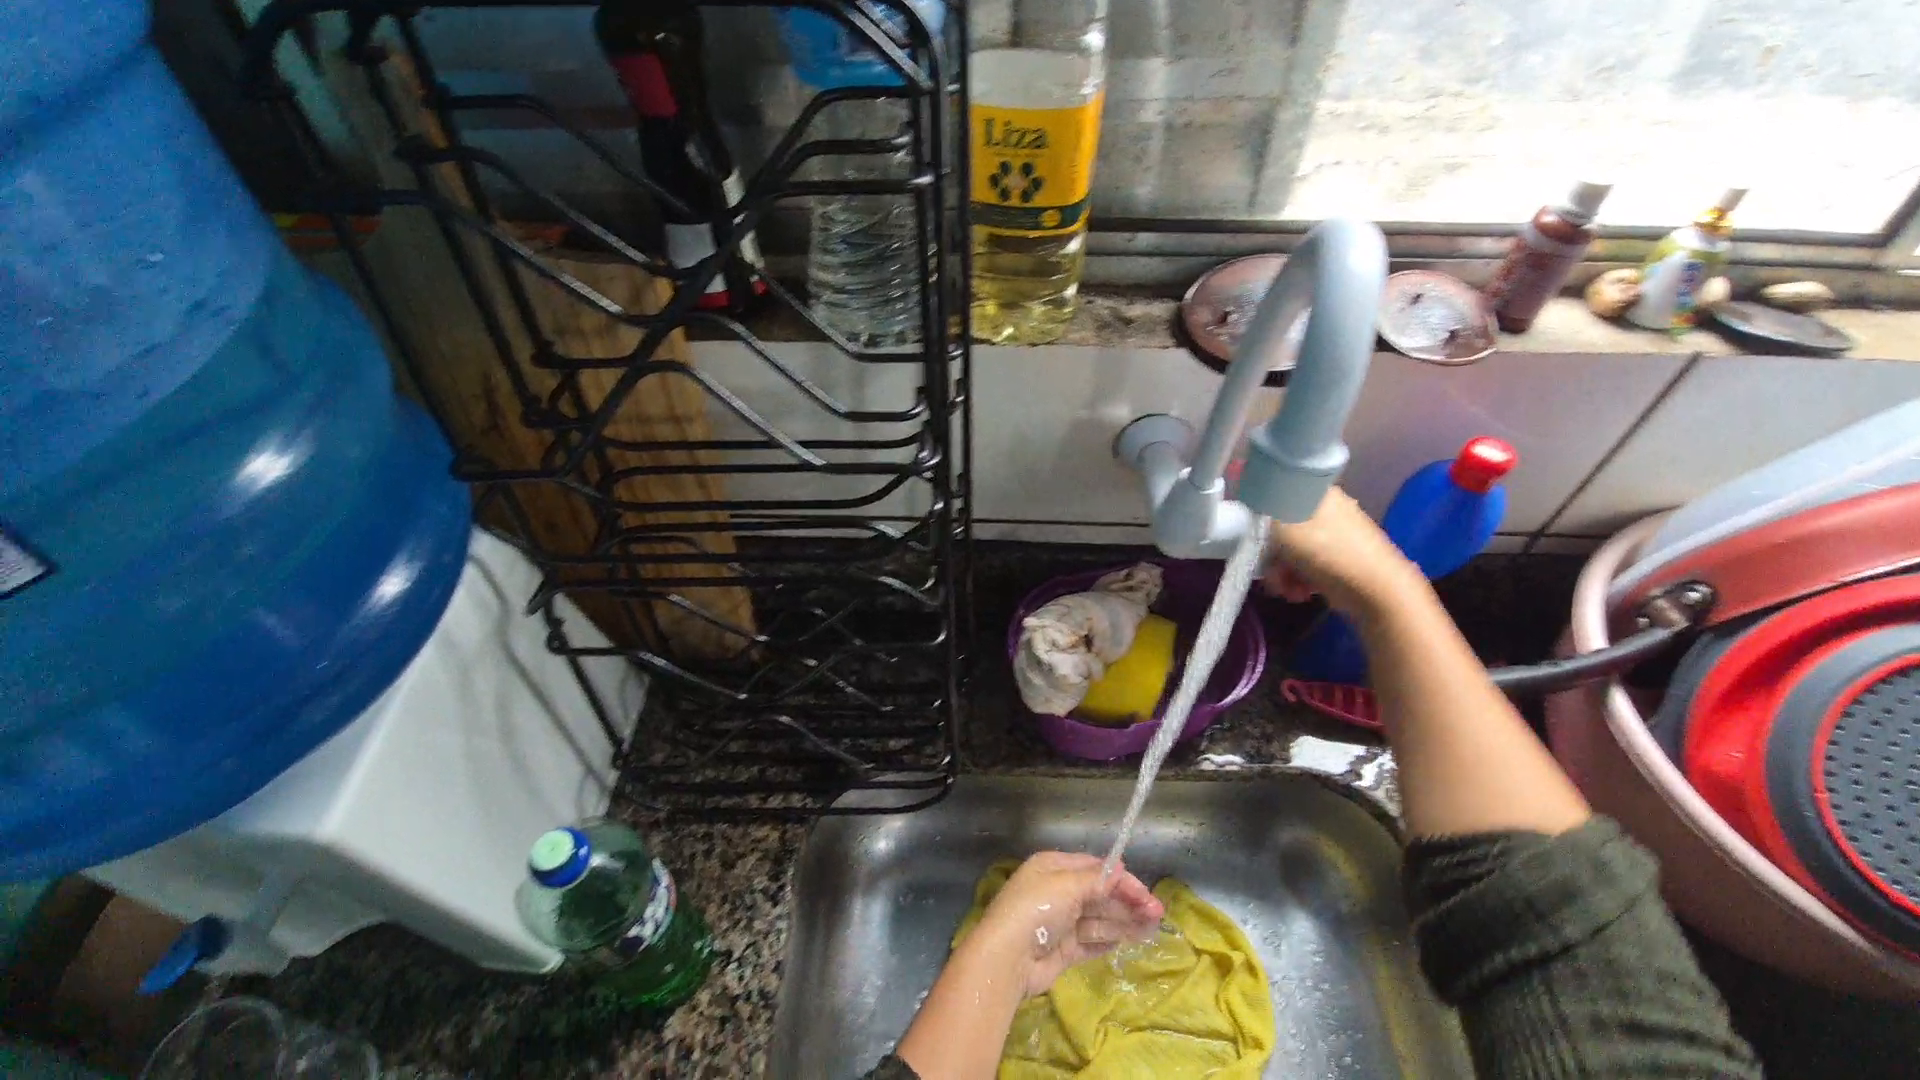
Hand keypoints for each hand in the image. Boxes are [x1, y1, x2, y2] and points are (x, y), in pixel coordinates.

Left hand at [964, 852, 1164, 997]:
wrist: (1007, 958)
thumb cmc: (1036, 910)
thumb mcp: (1066, 886)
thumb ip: (1096, 880)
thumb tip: (1120, 868)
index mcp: (1053, 868)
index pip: (1095, 869)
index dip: (1121, 880)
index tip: (1145, 893)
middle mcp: (1057, 892)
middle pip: (1099, 894)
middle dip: (1127, 902)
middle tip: (1157, 913)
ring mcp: (1060, 922)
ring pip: (1099, 918)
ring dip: (1124, 921)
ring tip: (1151, 928)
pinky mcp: (1063, 950)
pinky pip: (1091, 941)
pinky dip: (1108, 939)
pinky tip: (1128, 940)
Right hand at [1263, 488, 1424, 621]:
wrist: (1377, 591)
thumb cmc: (1327, 552)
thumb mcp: (1283, 528)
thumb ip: (1260, 514)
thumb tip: (1250, 508)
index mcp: (1317, 493)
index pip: (1276, 493)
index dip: (1259, 514)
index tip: (1251, 534)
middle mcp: (1327, 509)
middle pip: (1281, 527)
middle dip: (1270, 554)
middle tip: (1268, 570)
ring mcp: (1335, 536)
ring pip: (1291, 549)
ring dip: (1282, 572)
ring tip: (1286, 589)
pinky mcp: (1338, 560)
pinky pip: (1306, 565)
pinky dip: (1298, 580)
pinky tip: (1299, 594)